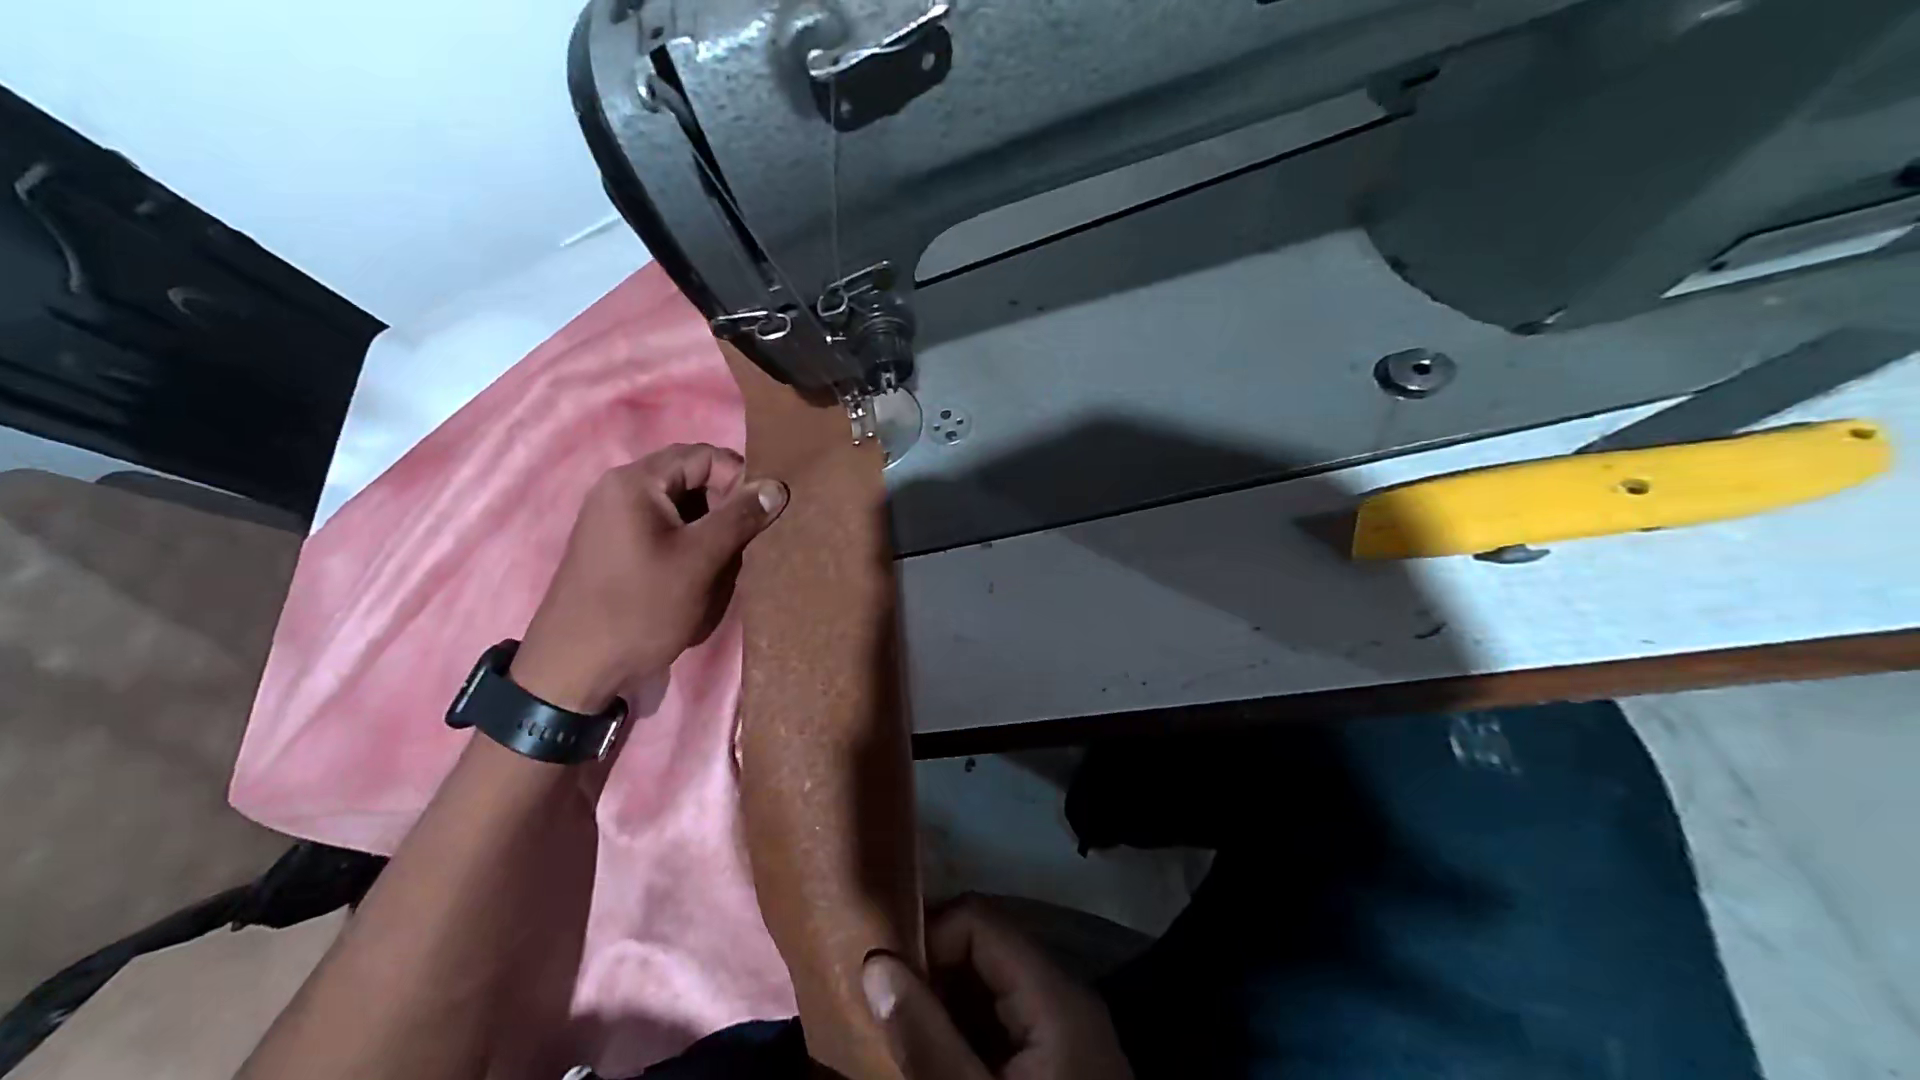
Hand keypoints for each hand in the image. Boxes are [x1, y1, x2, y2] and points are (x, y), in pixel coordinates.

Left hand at [509, 443, 786, 712]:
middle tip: (747, 542)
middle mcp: (620, 490)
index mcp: (636, 482)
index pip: (704, 456)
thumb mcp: (699, 561)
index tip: (762, 515)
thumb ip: (740, 517)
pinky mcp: (616, 547)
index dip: (740, 478)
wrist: (575, 668)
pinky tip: (701, 576)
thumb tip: (777, 486)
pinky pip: (665, 529)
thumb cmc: (640, 608)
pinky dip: (691, 544)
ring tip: (724, 564)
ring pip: (682, 507)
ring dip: (711, 529)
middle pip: (692, 479)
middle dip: (727, 506)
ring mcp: (615, 519)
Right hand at [863, 900, 1133, 1079]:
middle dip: (931, 974)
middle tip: (884, 1014)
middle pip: (985, 950)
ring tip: (901, 1040)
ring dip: (942, 1006)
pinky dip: (962, 1033)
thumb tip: (875, 962)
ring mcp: (1063, 1031)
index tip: (884, 982)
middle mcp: (1063, 997)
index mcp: (1054, 995)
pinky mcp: (1056, 1062)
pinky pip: (1001, 1024)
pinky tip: (935, 1061)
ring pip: (989, 988)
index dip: (928, 939)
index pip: (979, 921)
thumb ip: (925, 1037)